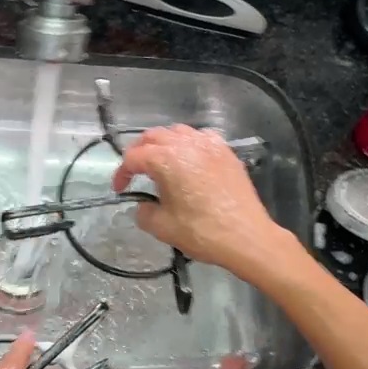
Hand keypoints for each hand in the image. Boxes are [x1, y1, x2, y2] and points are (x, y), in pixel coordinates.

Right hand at [111, 125, 290, 278]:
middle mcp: (186, 144)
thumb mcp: (163, 228)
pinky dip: (189, 144)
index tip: (121, 189)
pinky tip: (191, 160)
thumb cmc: (202, 231)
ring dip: (164, 143)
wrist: (246, 236)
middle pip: (153, 136)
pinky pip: (202, 138)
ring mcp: (209, 145)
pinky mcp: (226, 152)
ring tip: (161, 163)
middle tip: (135, 172)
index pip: (134, 157)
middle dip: (140, 152)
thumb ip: (144, 213)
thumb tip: (143, 206)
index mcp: (166, 159)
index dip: (122, 173)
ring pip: (178, 132)